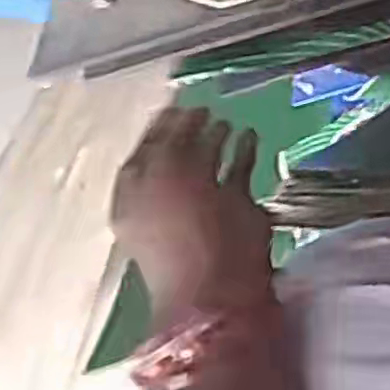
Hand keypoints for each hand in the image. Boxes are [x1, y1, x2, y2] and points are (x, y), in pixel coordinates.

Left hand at [111, 106, 274, 319]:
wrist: (218, 288)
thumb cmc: (184, 234)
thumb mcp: (168, 180)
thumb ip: (172, 147)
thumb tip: (181, 114)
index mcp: (140, 195)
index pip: (147, 150)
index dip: (160, 126)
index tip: (177, 101)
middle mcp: (167, 198)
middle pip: (176, 155)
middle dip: (189, 131)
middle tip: (204, 108)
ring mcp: (201, 205)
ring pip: (207, 164)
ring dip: (218, 140)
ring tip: (228, 122)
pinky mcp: (234, 209)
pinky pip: (236, 173)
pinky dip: (243, 154)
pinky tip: (249, 136)